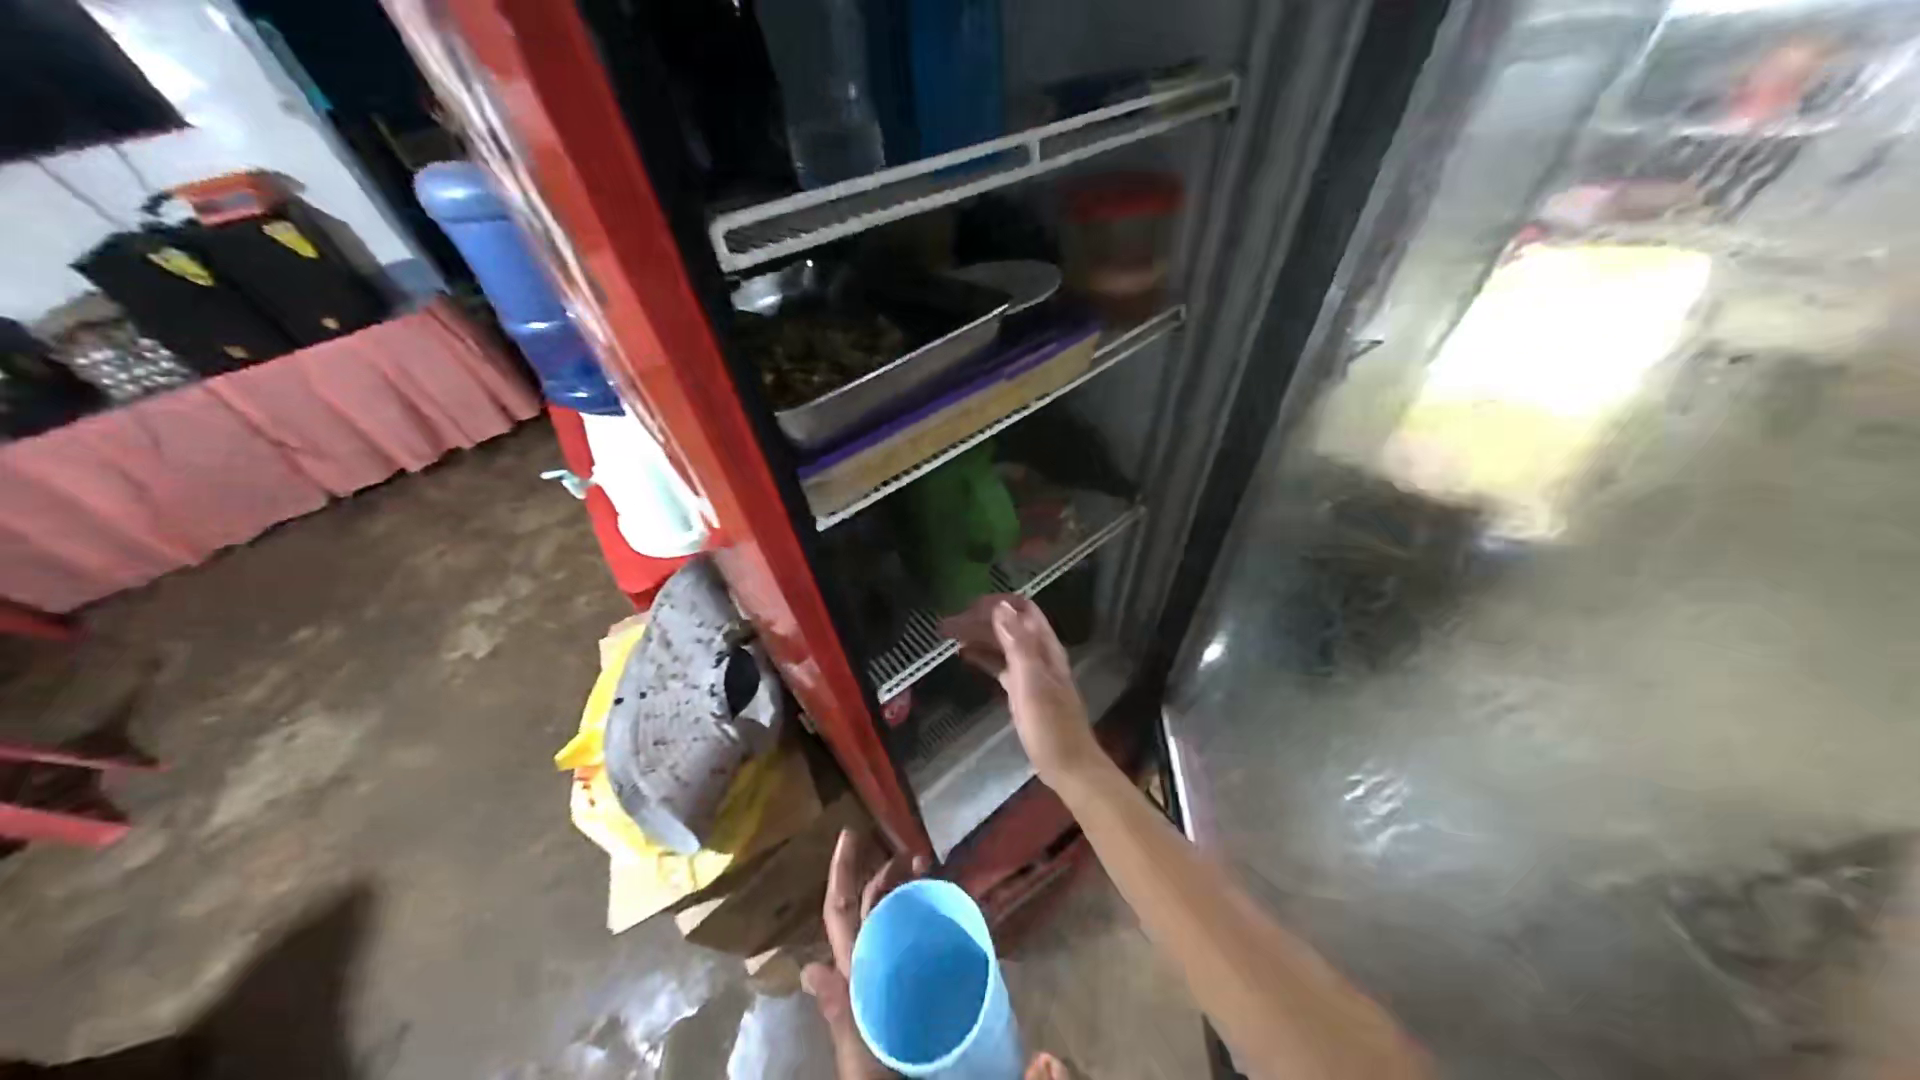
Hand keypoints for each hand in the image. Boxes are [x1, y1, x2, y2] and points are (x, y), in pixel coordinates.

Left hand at [803, 828, 929, 1079]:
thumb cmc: (882, 1074)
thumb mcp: (859, 1053)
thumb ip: (840, 1012)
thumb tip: (808, 968)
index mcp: (855, 972)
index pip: (841, 912)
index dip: (842, 872)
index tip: (849, 833)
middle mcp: (875, 962)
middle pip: (873, 905)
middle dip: (885, 872)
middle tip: (912, 852)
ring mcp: (903, 968)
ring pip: (901, 915)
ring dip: (912, 887)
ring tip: (931, 869)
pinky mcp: (932, 979)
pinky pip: (934, 935)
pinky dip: (942, 911)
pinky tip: (958, 901)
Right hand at [941, 595, 1104, 790]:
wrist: (1068, 765)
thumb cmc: (1051, 725)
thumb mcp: (1032, 681)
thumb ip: (1018, 643)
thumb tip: (1001, 607)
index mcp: (1045, 647)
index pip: (1023, 609)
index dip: (996, 603)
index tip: (966, 607)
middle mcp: (1038, 654)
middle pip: (1009, 625)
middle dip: (980, 619)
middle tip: (947, 623)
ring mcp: (1030, 672)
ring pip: (1002, 644)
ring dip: (978, 636)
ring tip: (949, 636)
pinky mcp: (1022, 691)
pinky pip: (1000, 665)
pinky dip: (982, 657)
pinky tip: (964, 656)